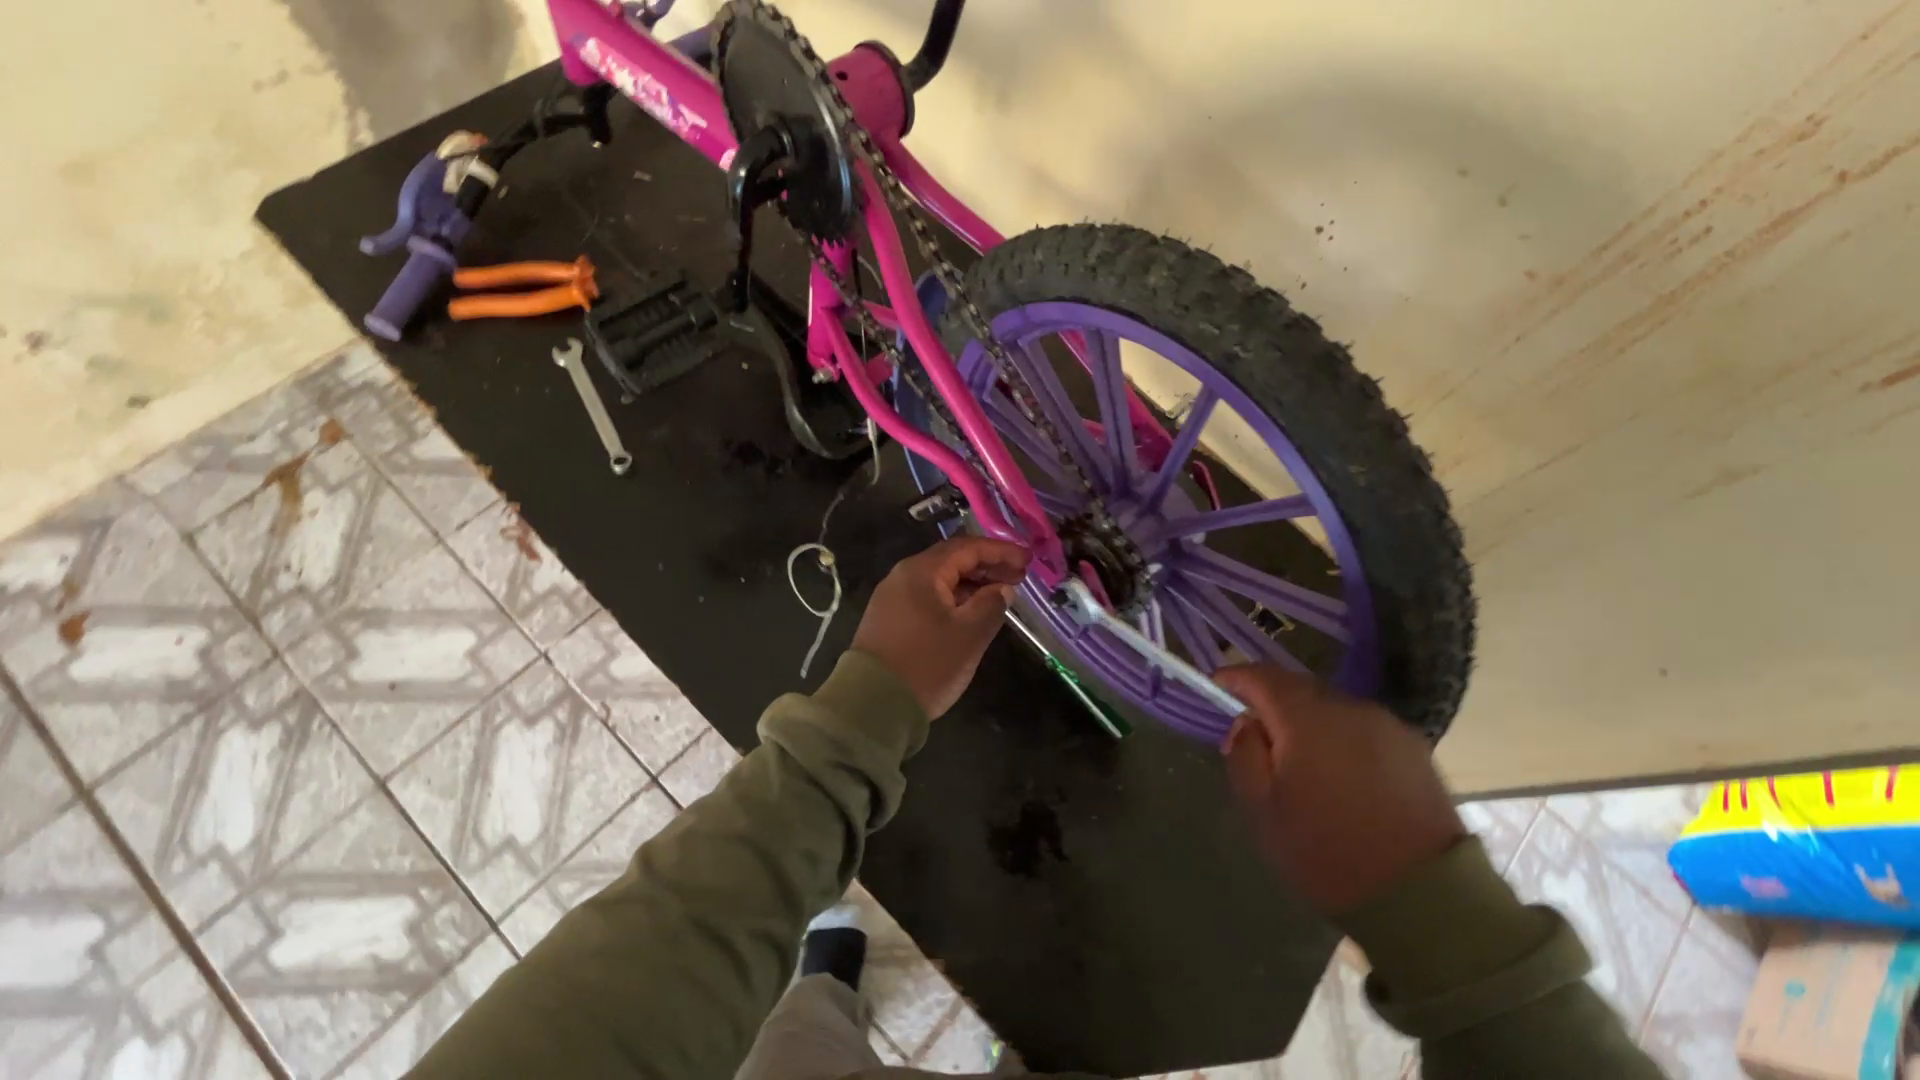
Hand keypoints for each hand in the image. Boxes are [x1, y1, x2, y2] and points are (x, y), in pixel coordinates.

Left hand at [851, 536, 1031, 718]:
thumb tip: (1002, 589)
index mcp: (921, 571)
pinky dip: (954, 600)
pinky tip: (971, 613)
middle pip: (951, 560)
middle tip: (1019, 577)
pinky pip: (928, 598)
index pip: (967, 548)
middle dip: (988, 566)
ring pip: (939, 581)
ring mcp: (892, 599)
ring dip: (971, 584)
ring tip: (1001, 595)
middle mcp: (903, 577)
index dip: (1001, 551)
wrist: (872, 705)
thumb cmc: (927, 664)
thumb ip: (991, 605)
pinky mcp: (889, 620)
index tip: (1028, 560)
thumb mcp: (969, 635)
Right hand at [1217, 665, 1464, 912]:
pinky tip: (1341, 774)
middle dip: (1272, 702)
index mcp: (1307, 719)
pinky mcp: (1415, 749)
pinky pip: (1363, 729)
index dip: (1236, 677)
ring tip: (1300, 759)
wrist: (1423, 896)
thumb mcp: (1263, 810)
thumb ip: (1245, 755)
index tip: (1217, 686)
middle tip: (1254, 733)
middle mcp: (1350, 708)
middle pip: (1300, 688)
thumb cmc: (1327, 853)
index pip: (1264, 676)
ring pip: (1333, 708)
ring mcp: (1389, 726)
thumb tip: (1246, 724)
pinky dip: (1341, 738)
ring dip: (1309, 722)